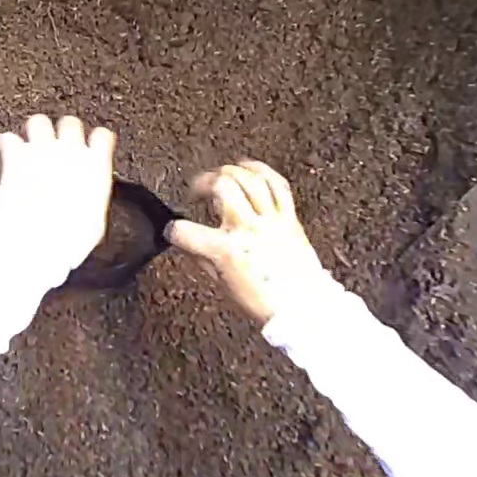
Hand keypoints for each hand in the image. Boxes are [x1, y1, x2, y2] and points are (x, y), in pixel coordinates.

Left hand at [0, 114, 117, 271]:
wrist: (32, 241)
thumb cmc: (65, 240)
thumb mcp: (91, 227)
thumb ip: (90, 206)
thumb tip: (86, 207)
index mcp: (94, 167)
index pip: (102, 138)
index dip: (97, 141)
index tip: (94, 145)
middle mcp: (69, 153)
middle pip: (71, 123)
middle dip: (65, 131)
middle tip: (60, 143)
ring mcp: (41, 152)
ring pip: (40, 122)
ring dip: (37, 130)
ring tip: (33, 140)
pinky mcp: (16, 157)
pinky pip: (10, 139)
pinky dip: (9, 143)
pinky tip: (8, 147)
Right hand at [166, 160, 327, 323]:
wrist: (303, 307)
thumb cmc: (264, 300)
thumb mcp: (222, 283)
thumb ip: (202, 257)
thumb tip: (187, 241)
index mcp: (226, 250)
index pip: (187, 231)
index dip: (173, 230)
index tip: (173, 230)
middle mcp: (248, 228)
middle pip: (222, 186)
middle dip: (203, 182)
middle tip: (198, 191)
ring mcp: (270, 220)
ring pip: (249, 179)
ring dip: (229, 172)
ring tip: (220, 177)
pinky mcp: (289, 217)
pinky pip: (277, 184)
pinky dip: (260, 171)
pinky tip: (247, 169)